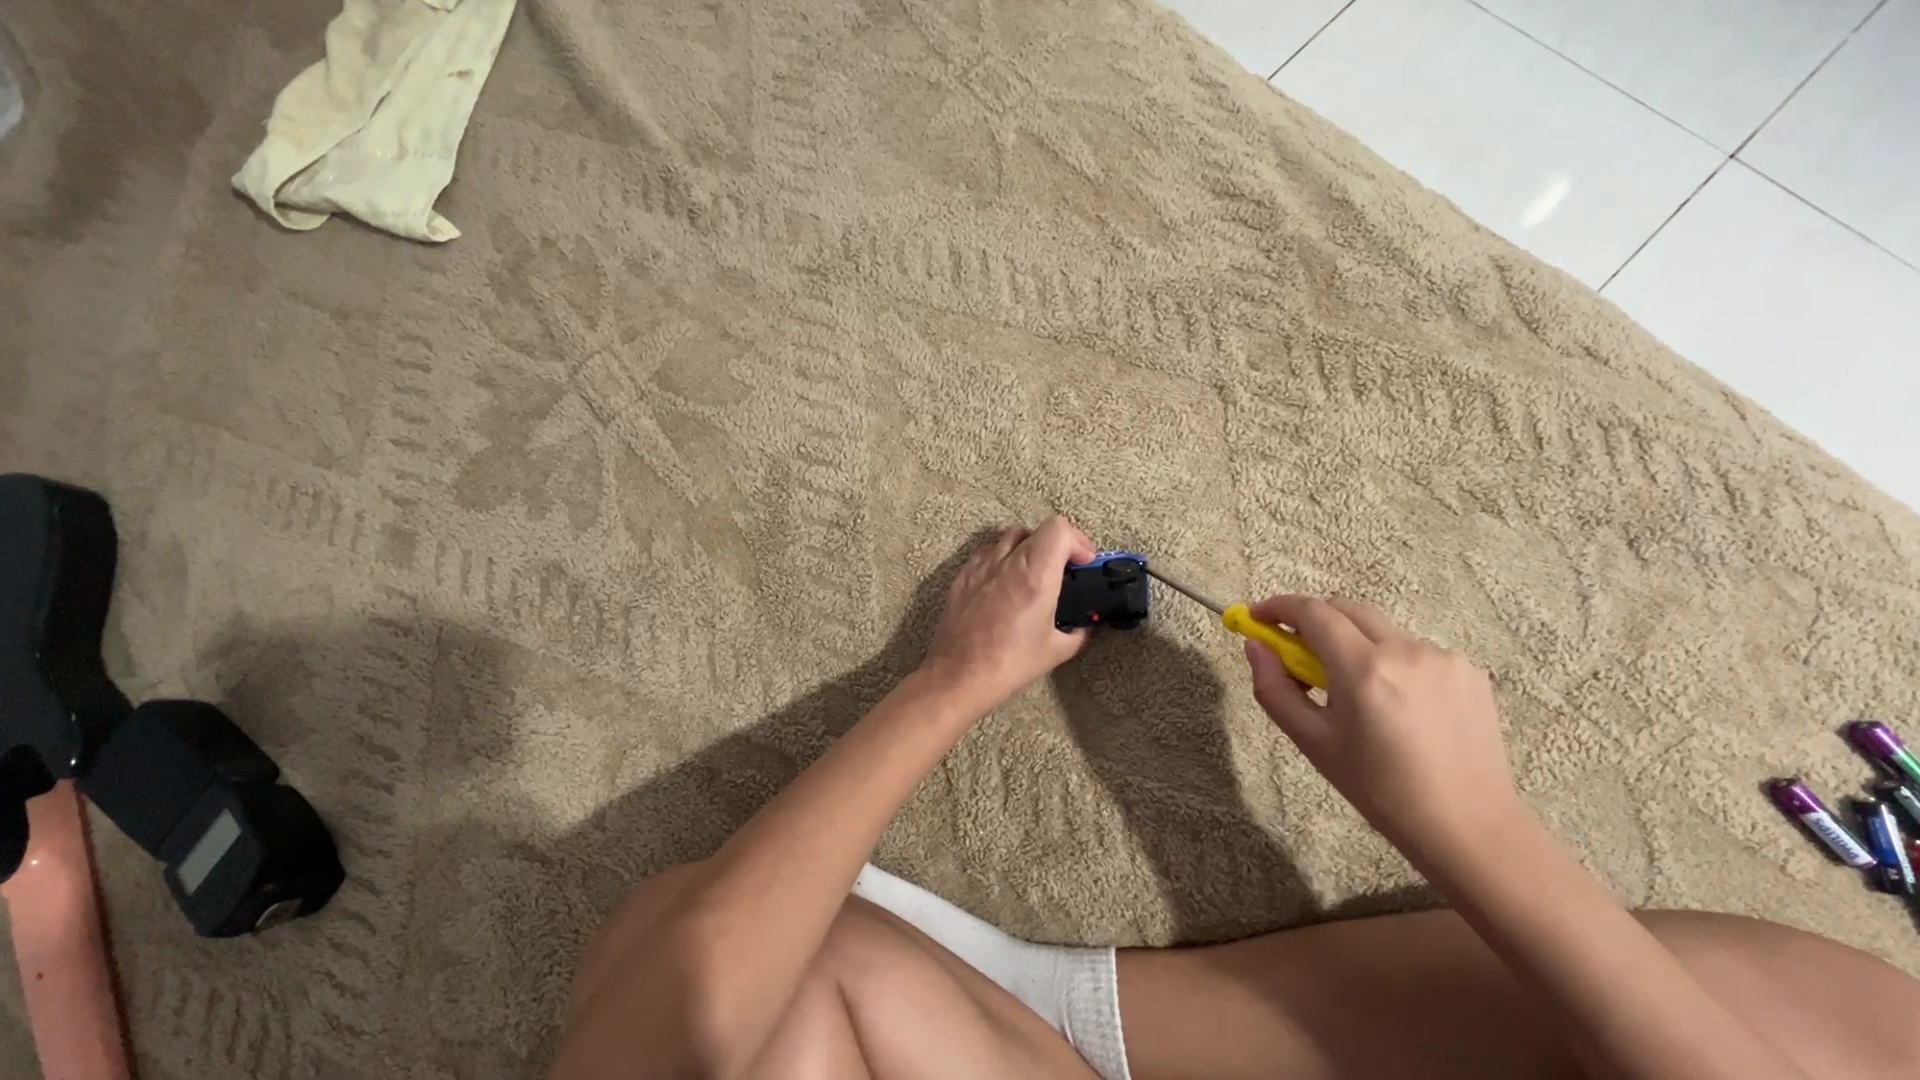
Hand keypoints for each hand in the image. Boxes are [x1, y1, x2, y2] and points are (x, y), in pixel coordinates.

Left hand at [920, 517, 1096, 711]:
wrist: (960, 676)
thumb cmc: (1007, 664)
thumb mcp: (1055, 651)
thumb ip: (1077, 633)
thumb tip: (1083, 628)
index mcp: (1035, 576)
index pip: (1058, 529)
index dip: (1077, 541)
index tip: (1083, 562)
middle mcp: (1007, 563)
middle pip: (1038, 529)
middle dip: (1058, 544)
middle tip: (1066, 567)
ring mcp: (982, 567)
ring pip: (1010, 535)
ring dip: (1029, 545)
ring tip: (1036, 568)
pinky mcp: (963, 577)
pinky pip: (986, 551)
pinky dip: (1003, 556)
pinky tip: (1007, 579)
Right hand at [1244, 595, 1521, 861]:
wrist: (1467, 825)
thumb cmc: (1378, 789)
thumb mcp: (1312, 742)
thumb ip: (1275, 688)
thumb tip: (1256, 647)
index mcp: (1364, 669)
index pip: (1313, 612)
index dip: (1279, 606)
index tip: (1258, 615)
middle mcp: (1406, 650)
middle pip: (1347, 608)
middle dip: (1314, 619)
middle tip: (1297, 651)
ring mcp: (1444, 657)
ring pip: (1382, 630)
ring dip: (1356, 644)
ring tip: (1356, 694)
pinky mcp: (1470, 670)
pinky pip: (1416, 651)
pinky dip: (1393, 663)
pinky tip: (1399, 706)